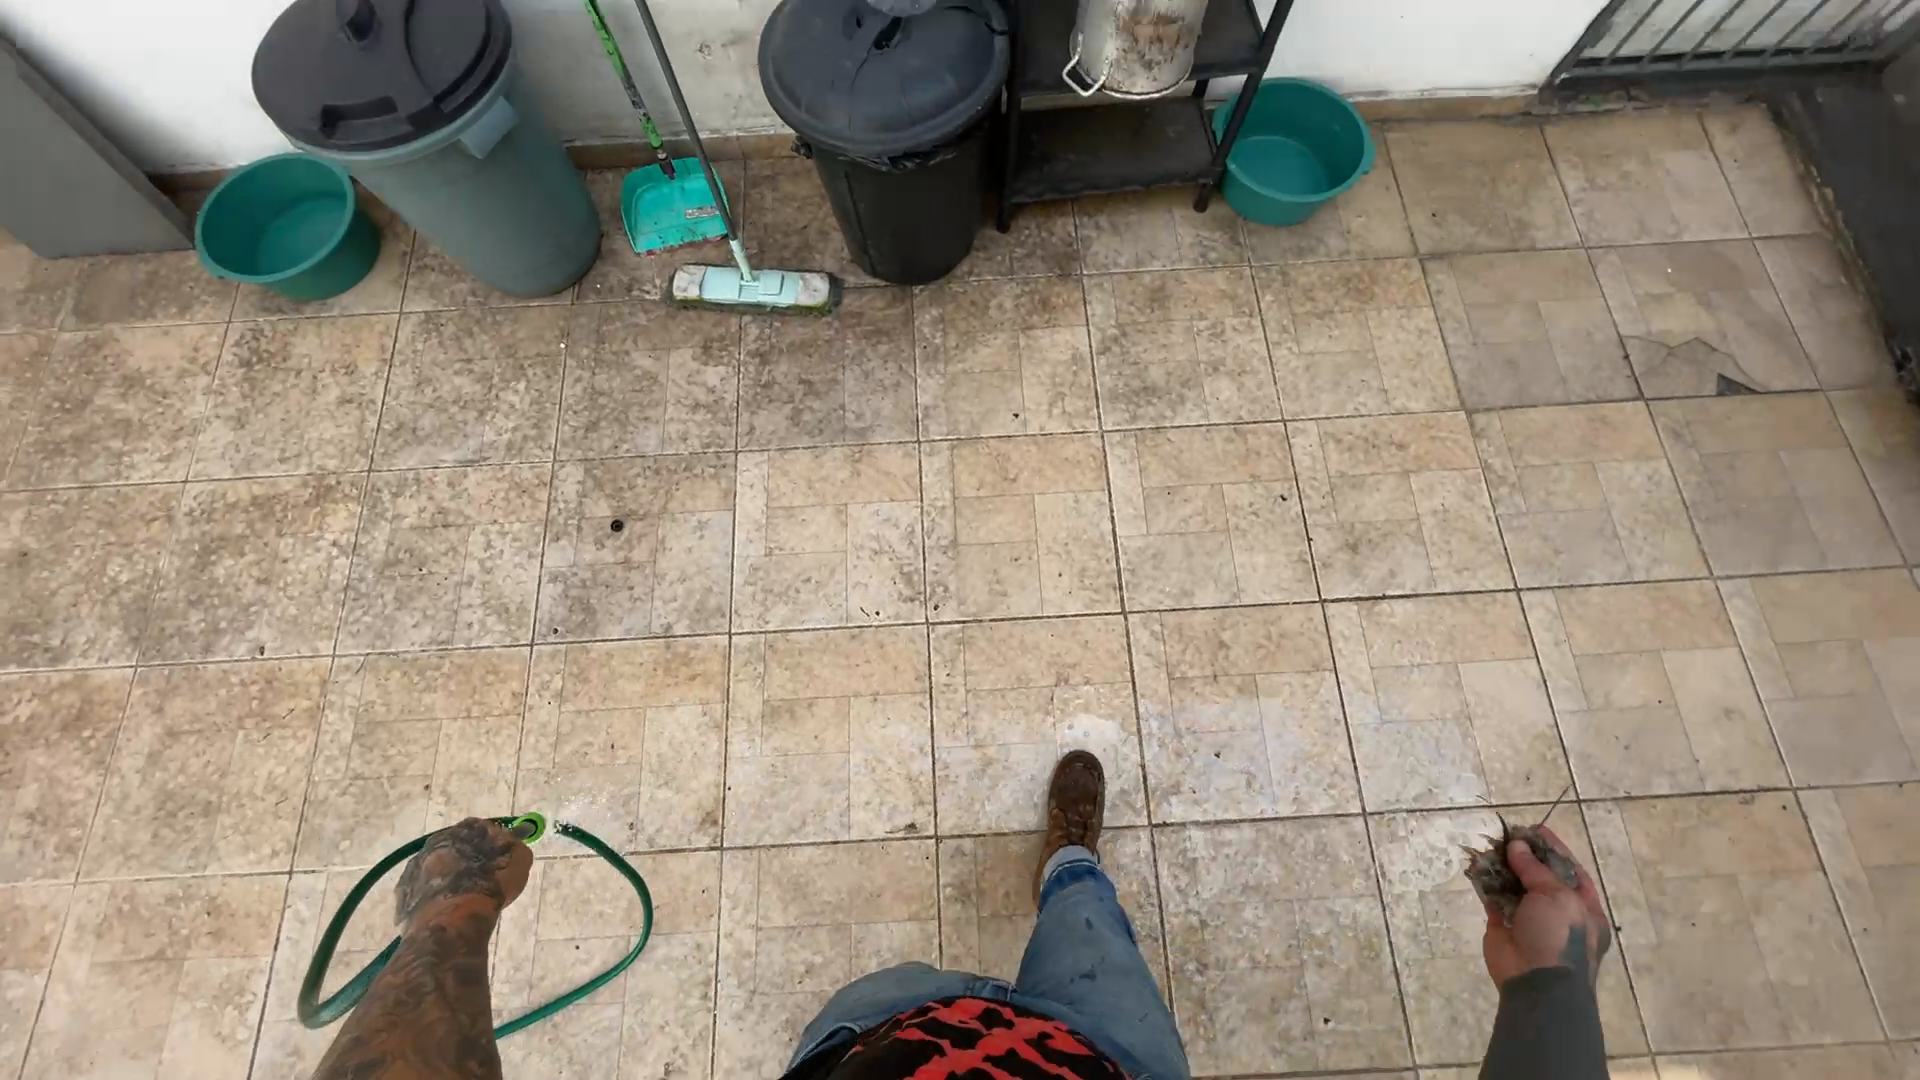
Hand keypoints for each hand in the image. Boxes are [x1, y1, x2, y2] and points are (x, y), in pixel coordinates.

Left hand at [394, 817, 532, 930]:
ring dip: (446, 877)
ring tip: (460, 898)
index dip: (491, 842)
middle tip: (478, 878)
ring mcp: (415, 865)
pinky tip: (443, 909)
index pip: (482, 828)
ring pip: (435, 868)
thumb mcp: (519, 860)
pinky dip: (430, 896)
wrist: (454, 918)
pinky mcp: (401, 892)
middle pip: (455, 846)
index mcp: (468, 827)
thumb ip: (513, 846)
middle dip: (465, 859)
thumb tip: (510, 842)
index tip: (498, 857)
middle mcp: (439, 839)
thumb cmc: (492, 884)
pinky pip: (419, 890)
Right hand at [1481, 825, 1611, 988]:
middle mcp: (1557, 910)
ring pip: (1513, 883)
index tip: (1534, 828)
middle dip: (1522, 854)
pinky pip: (1491, 897)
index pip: (1571, 870)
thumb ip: (1536, 870)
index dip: (1554, 848)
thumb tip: (1516, 846)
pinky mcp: (1502, 923)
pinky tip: (1473, 866)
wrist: (1537, 983)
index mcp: (1583, 907)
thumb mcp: (1557, 898)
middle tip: (1503, 835)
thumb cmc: (1559, 938)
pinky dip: (1483, 882)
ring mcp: (1528, 917)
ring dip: (1500, 865)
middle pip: (1539, 874)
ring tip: (1485, 846)